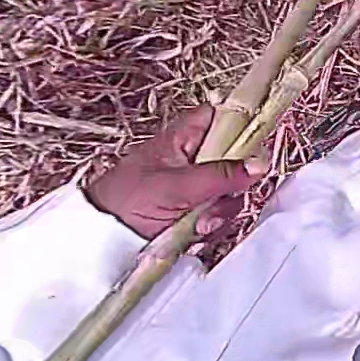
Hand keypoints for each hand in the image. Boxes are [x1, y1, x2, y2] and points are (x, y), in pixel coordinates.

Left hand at [86, 105, 268, 237]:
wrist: (99, 243)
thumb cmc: (127, 202)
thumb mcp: (177, 186)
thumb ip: (220, 175)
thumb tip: (260, 164)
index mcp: (185, 137)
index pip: (223, 117)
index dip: (242, 126)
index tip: (254, 148)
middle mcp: (194, 157)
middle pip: (237, 159)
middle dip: (232, 185)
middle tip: (215, 200)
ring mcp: (196, 185)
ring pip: (232, 190)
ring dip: (220, 210)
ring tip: (197, 223)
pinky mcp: (196, 210)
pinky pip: (221, 213)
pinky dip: (212, 225)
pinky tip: (194, 232)